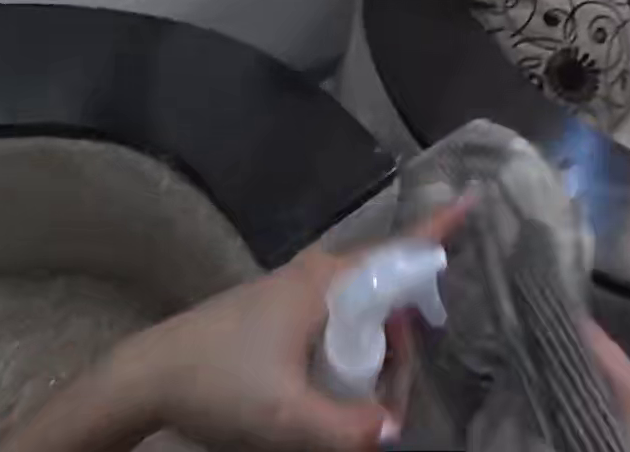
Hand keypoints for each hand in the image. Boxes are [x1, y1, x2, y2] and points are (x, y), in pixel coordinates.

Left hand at [109, 201, 474, 451]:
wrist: (158, 370)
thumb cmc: (223, 382)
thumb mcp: (286, 418)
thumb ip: (346, 427)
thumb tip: (393, 428)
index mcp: (327, 282)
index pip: (396, 252)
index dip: (438, 229)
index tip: (472, 200)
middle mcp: (320, 273)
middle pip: (386, 295)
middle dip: (403, 346)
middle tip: (389, 408)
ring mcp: (302, 287)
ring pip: (364, 311)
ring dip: (378, 355)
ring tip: (367, 410)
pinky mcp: (289, 306)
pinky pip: (343, 319)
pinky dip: (358, 348)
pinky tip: (347, 387)